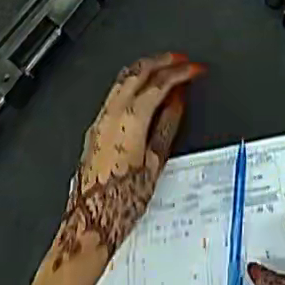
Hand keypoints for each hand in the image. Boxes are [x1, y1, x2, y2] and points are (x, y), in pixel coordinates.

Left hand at [19, 52, 205, 284]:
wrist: (89, 225)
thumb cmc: (122, 203)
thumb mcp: (155, 163)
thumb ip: (168, 124)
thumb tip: (178, 100)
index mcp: (130, 119)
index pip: (160, 82)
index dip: (181, 71)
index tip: (195, 69)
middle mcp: (111, 113)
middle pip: (138, 71)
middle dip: (162, 60)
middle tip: (181, 59)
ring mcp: (100, 119)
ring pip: (123, 78)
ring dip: (146, 67)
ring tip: (164, 66)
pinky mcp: (95, 127)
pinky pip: (115, 91)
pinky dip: (133, 81)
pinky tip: (143, 87)